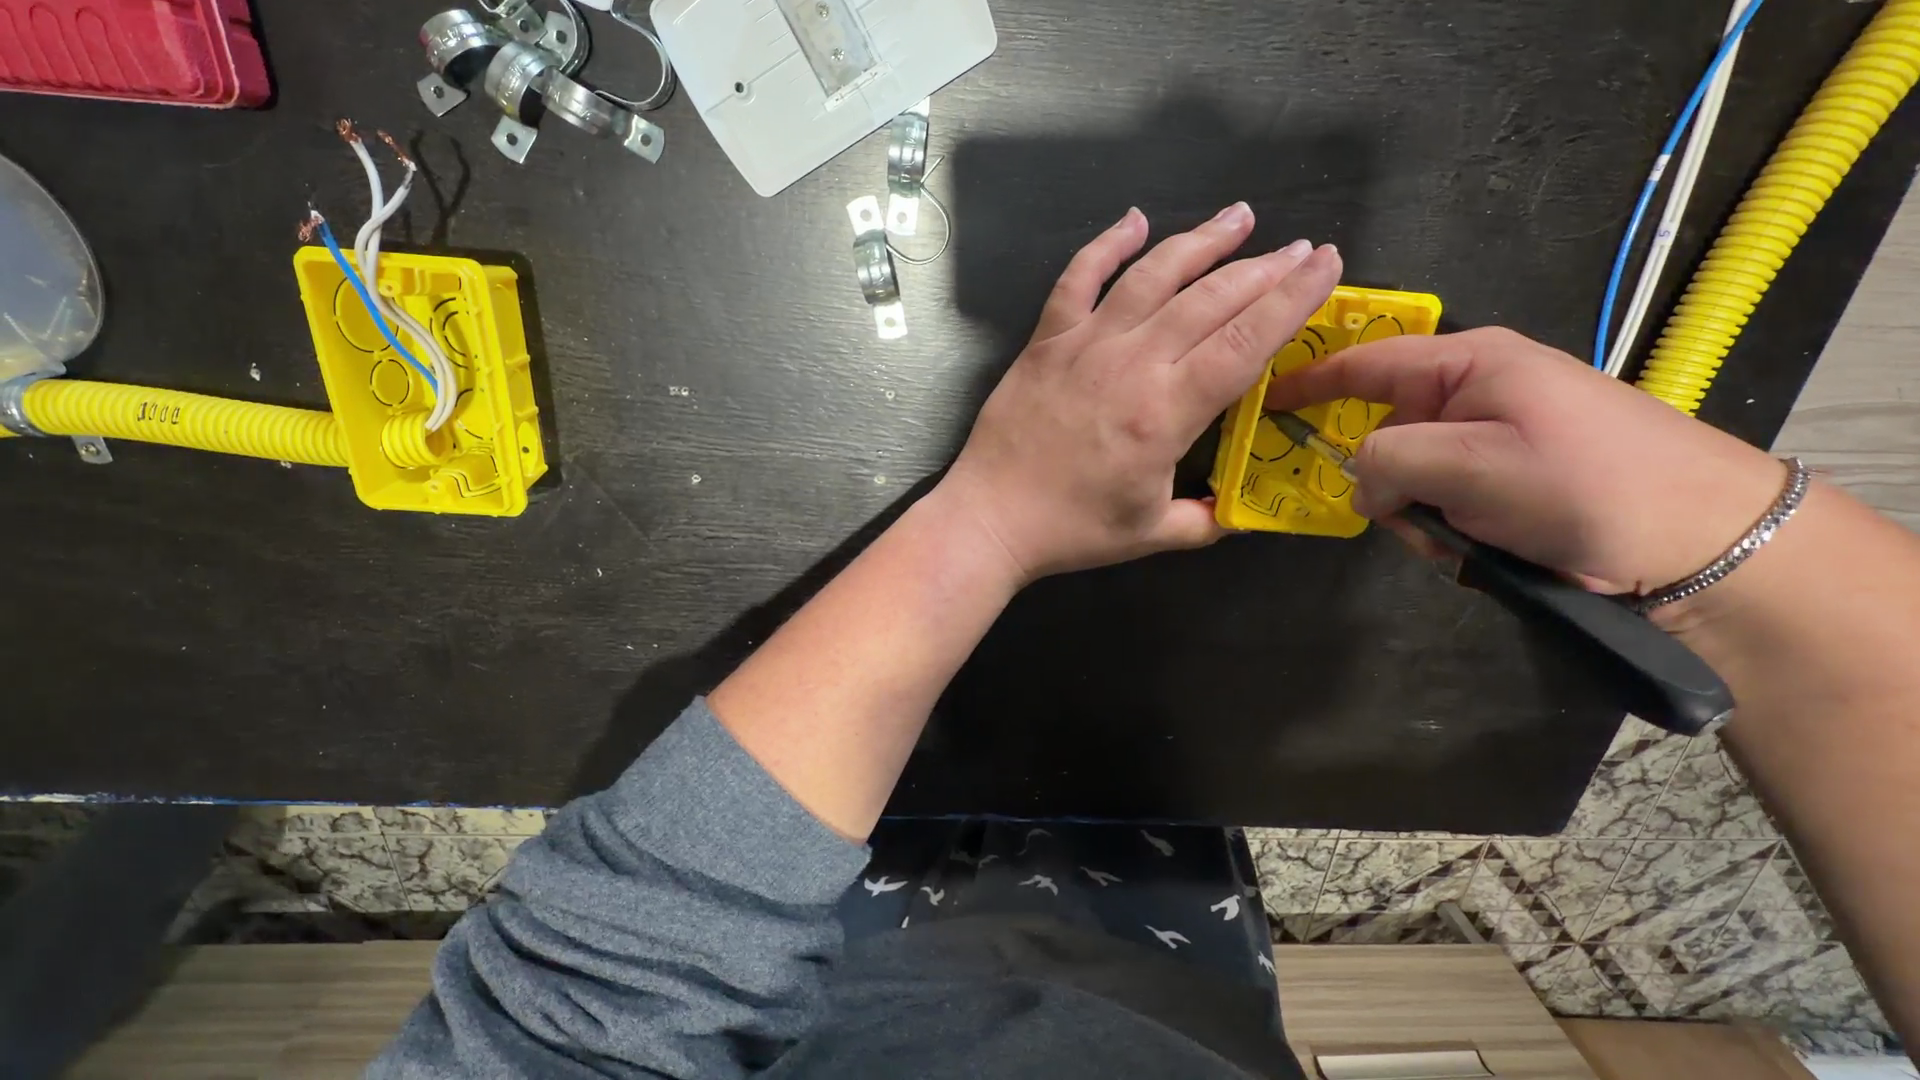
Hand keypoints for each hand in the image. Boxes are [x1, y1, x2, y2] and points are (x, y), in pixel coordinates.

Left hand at [936, 203, 1341, 582]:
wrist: (990, 516)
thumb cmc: (1072, 529)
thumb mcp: (1152, 533)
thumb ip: (1207, 520)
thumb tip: (1243, 512)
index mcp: (1166, 412)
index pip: (1244, 342)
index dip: (1292, 300)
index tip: (1326, 265)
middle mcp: (1132, 364)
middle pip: (1209, 300)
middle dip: (1263, 269)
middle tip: (1300, 248)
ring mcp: (1085, 344)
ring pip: (1152, 276)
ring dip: (1200, 241)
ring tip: (1240, 216)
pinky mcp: (1046, 340)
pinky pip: (1078, 278)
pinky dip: (1106, 245)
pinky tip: (1135, 219)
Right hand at [1263, 327, 1784, 596]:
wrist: (1701, 542)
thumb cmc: (1582, 483)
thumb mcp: (1469, 463)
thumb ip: (1385, 459)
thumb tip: (1360, 484)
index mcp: (1467, 362)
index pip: (1363, 360)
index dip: (1306, 380)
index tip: (1260, 403)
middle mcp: (1474, 392)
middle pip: (1381, 430)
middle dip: (1381, 481)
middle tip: (1400, 517)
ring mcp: (1492, 439)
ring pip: (1406, 477)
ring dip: (1415, 515)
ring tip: (1456, 542)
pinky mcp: (1506, 481)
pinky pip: (1440, 502)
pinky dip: (1443, 530)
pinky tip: (1477, 550)